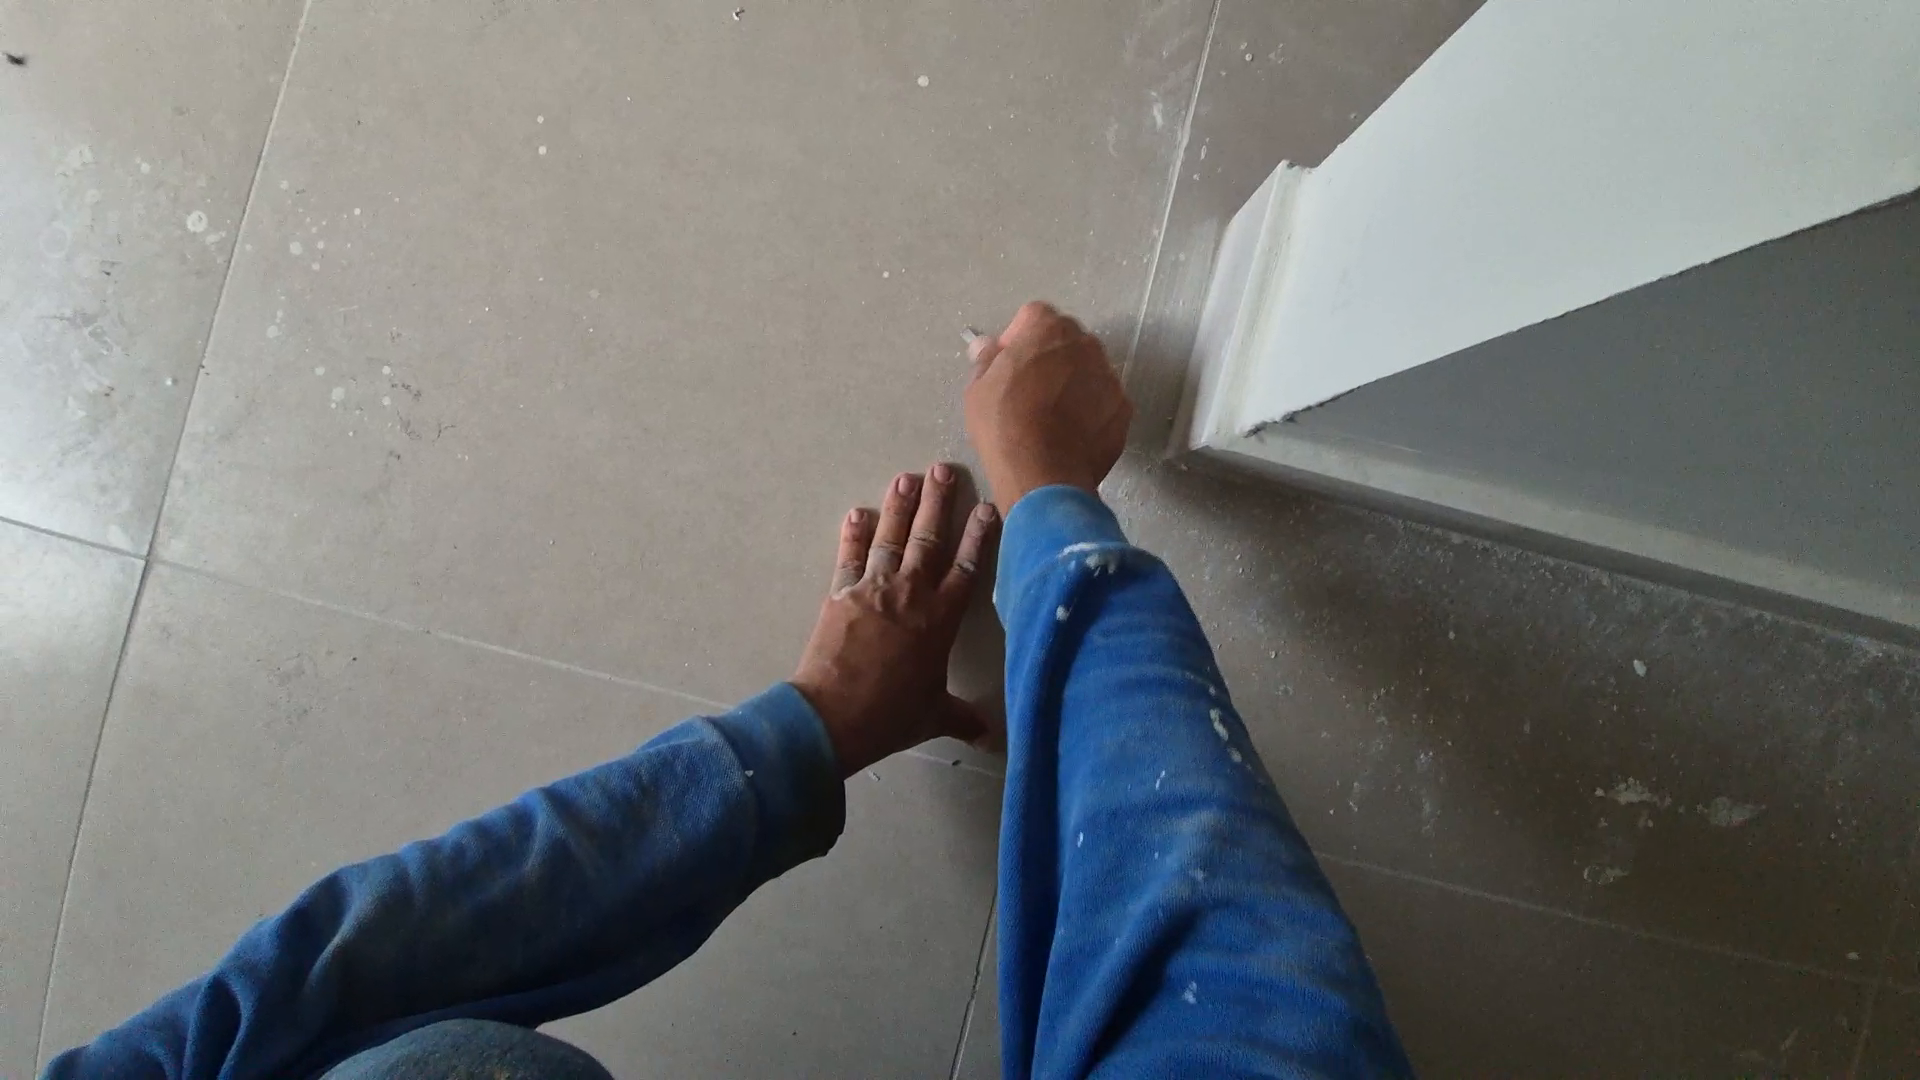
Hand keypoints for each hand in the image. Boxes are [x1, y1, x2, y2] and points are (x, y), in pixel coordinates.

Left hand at [790, 464, 1000, 776]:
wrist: (834, 716)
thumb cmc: (891, 715)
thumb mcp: (932, 715)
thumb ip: (961, 716)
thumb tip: (989, 736)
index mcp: (941, 619)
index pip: (967, 566)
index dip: (978, 535)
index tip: (986, 506)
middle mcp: (912, 593)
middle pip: (929, 538)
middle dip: (937, 502)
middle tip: (942, 469)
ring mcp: (874, 588)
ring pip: (892, 538)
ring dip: (899, 506)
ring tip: (906, 477)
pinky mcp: (841, 592)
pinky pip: (850, 557)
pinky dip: (854, 534)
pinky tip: (858, 513)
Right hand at [964, 301, 1132, 509]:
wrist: (1043, 474)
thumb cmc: (1003, 426)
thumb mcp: (978, 390)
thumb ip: (986, 360)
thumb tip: (986, 346)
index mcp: (1048, 330)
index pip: (1034, 315)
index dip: (1018, 336)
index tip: (1008, 361)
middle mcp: (1086, 344)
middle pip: (1067, 340)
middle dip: (1050, 357)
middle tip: (1030, 389)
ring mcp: (1110, 378)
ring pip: (1090, 371)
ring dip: (1074, 383)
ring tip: (1053, 416)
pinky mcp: (1124, 410)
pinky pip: (1105, 402)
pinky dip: (1092, 412)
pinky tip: (1072, 434)